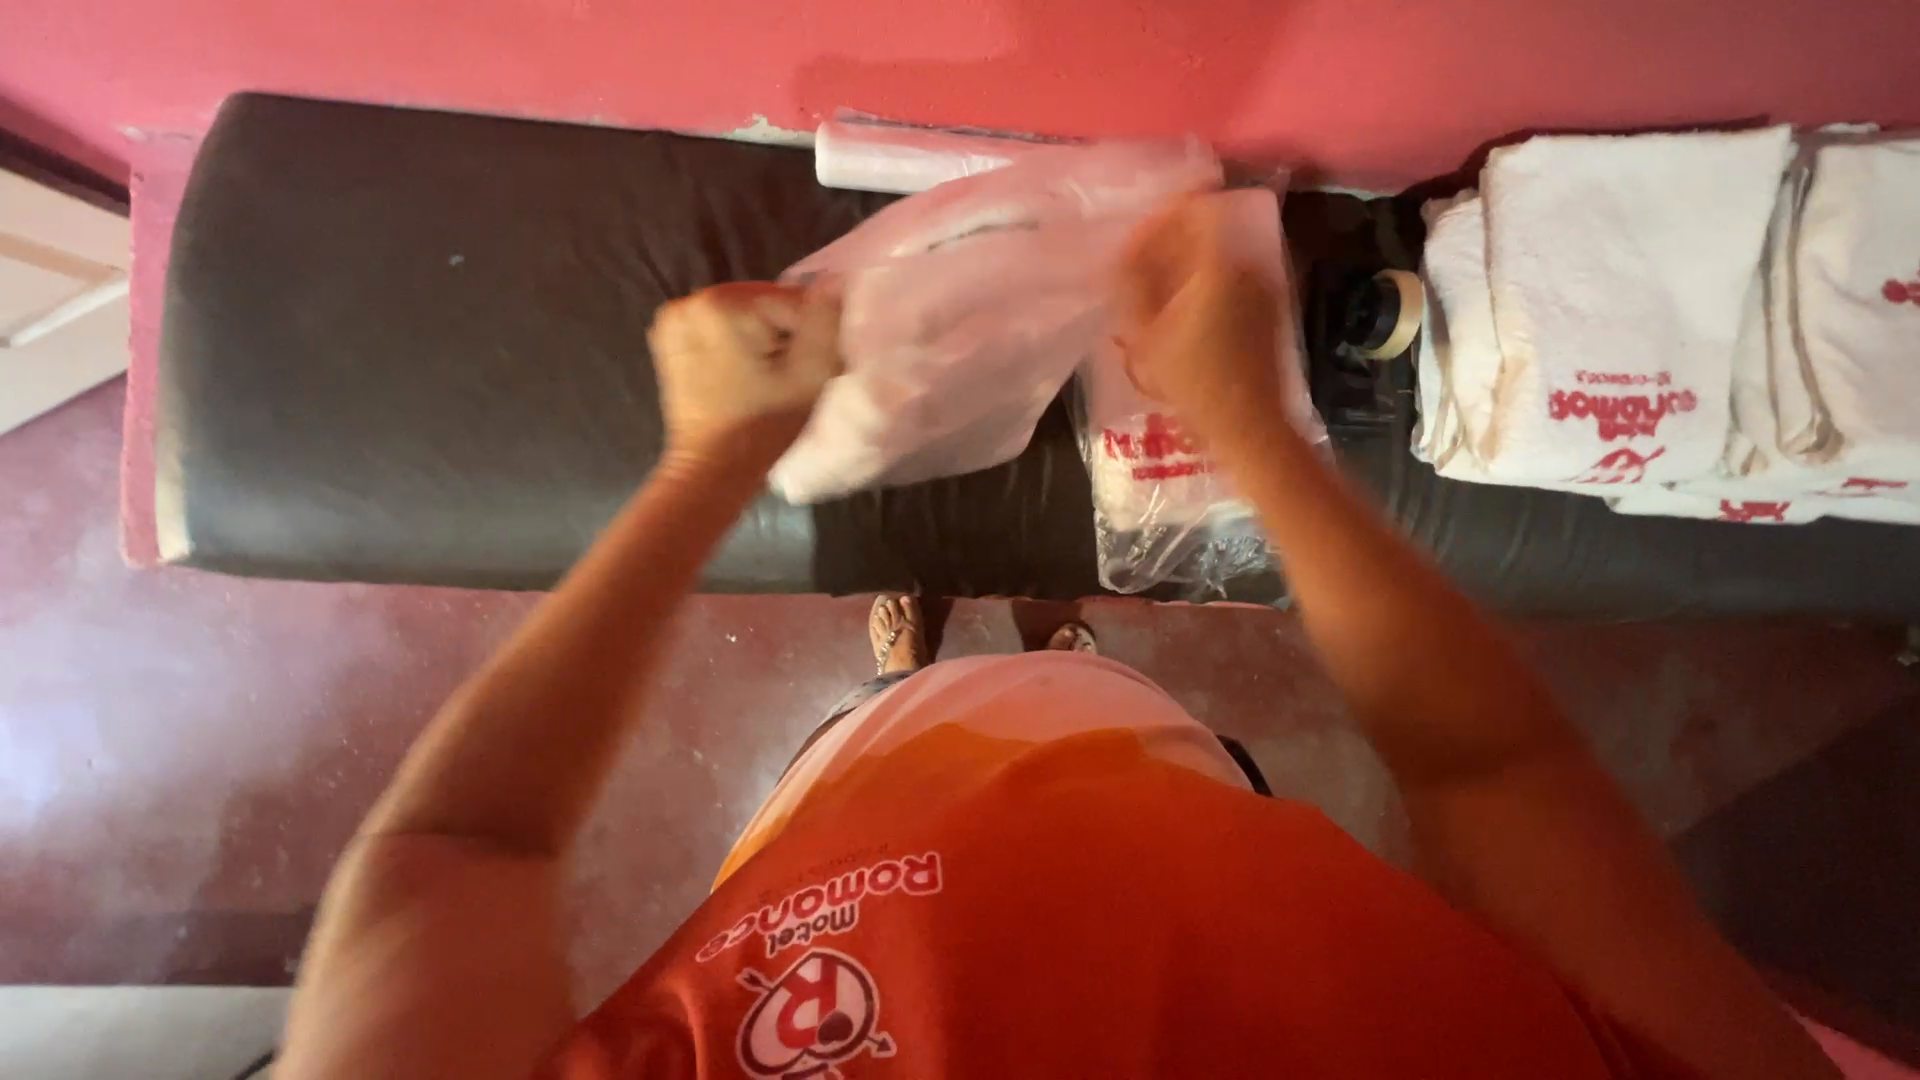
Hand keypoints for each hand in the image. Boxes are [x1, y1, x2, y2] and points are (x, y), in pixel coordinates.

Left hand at [647, 282, 841, 469]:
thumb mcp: (809, 376)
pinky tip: (747, 376)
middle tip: (796, 375)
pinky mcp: (670, 339)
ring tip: (772, 378)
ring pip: (744, 316)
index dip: (813, 334)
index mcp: (724, 304)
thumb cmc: (764, 427)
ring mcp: (675, 320)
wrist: (713, 468)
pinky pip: (720, 328)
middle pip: (764, 304)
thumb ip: (825, 322)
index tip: (817, 369)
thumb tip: (835, 282)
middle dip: (785, 334)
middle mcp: (692, 300)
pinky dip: (738, 345)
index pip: (792, 300)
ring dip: (764, 340)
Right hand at [1116, 195, 1289, 455]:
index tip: (1132, 245)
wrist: (1249, 425)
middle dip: (1168, 246)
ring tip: (1155, 298)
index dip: (1157, 221)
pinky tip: (1182, 318)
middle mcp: (1249, 263)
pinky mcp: (1270, 309)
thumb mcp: (1146, 337)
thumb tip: (1121, 256)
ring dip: (1185, 268)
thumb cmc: (1193, 383)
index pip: (1191, 209)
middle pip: (1205, 232)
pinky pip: (1231, 280)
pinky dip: (1205, 286)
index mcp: (1219, 262)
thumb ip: (1130, 287)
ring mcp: (1265, 286)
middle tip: (1138, 272)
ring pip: (1218, 257)